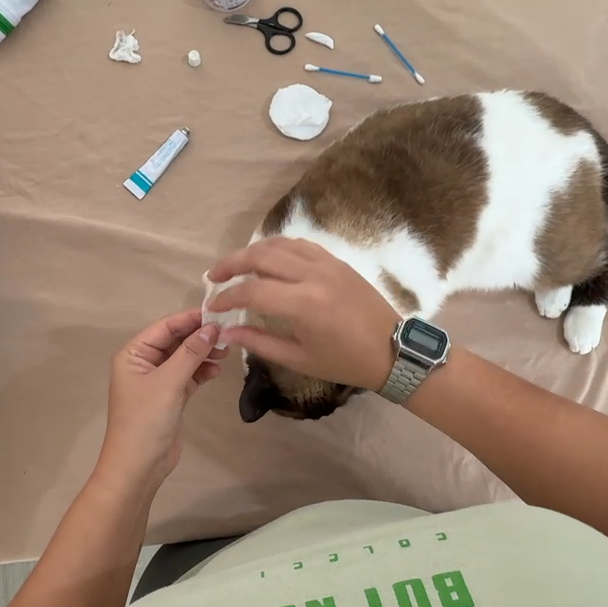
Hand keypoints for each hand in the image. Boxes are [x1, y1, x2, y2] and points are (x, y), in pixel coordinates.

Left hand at [95, 310, 228, 491]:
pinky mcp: (170, 397)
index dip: (190, 319)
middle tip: (228, 333)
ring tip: (226, 352)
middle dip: (199, 336)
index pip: (164, 327)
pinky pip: (188, 375)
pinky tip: (216, 370)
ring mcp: (157, 381)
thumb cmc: (146, 420)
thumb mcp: (168, 383)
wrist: (138, 467)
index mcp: (133, 354)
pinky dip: (201, 371)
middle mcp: (143, 363)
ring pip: (184, 358)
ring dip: (203, 353)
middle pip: (175, 340)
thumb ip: (191, 353)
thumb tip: (213, 327)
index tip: (219, 313)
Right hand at [206, 238, 399, 390]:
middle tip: (214, 276)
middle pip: (261, 256)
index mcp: (303, 305)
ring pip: (280, 244)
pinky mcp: (337, 261)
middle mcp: (313, 276)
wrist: (393, 351)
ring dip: (253, 251)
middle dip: (232, 264)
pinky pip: (301, 245)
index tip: (214, 306)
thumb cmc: (345, 362)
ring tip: (236, 265)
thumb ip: (259, 342)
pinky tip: (268, 259)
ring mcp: (327, 264)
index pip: (252, 291)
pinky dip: (279, 247)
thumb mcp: (299, 359)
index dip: (227, 297)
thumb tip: (227, 332)